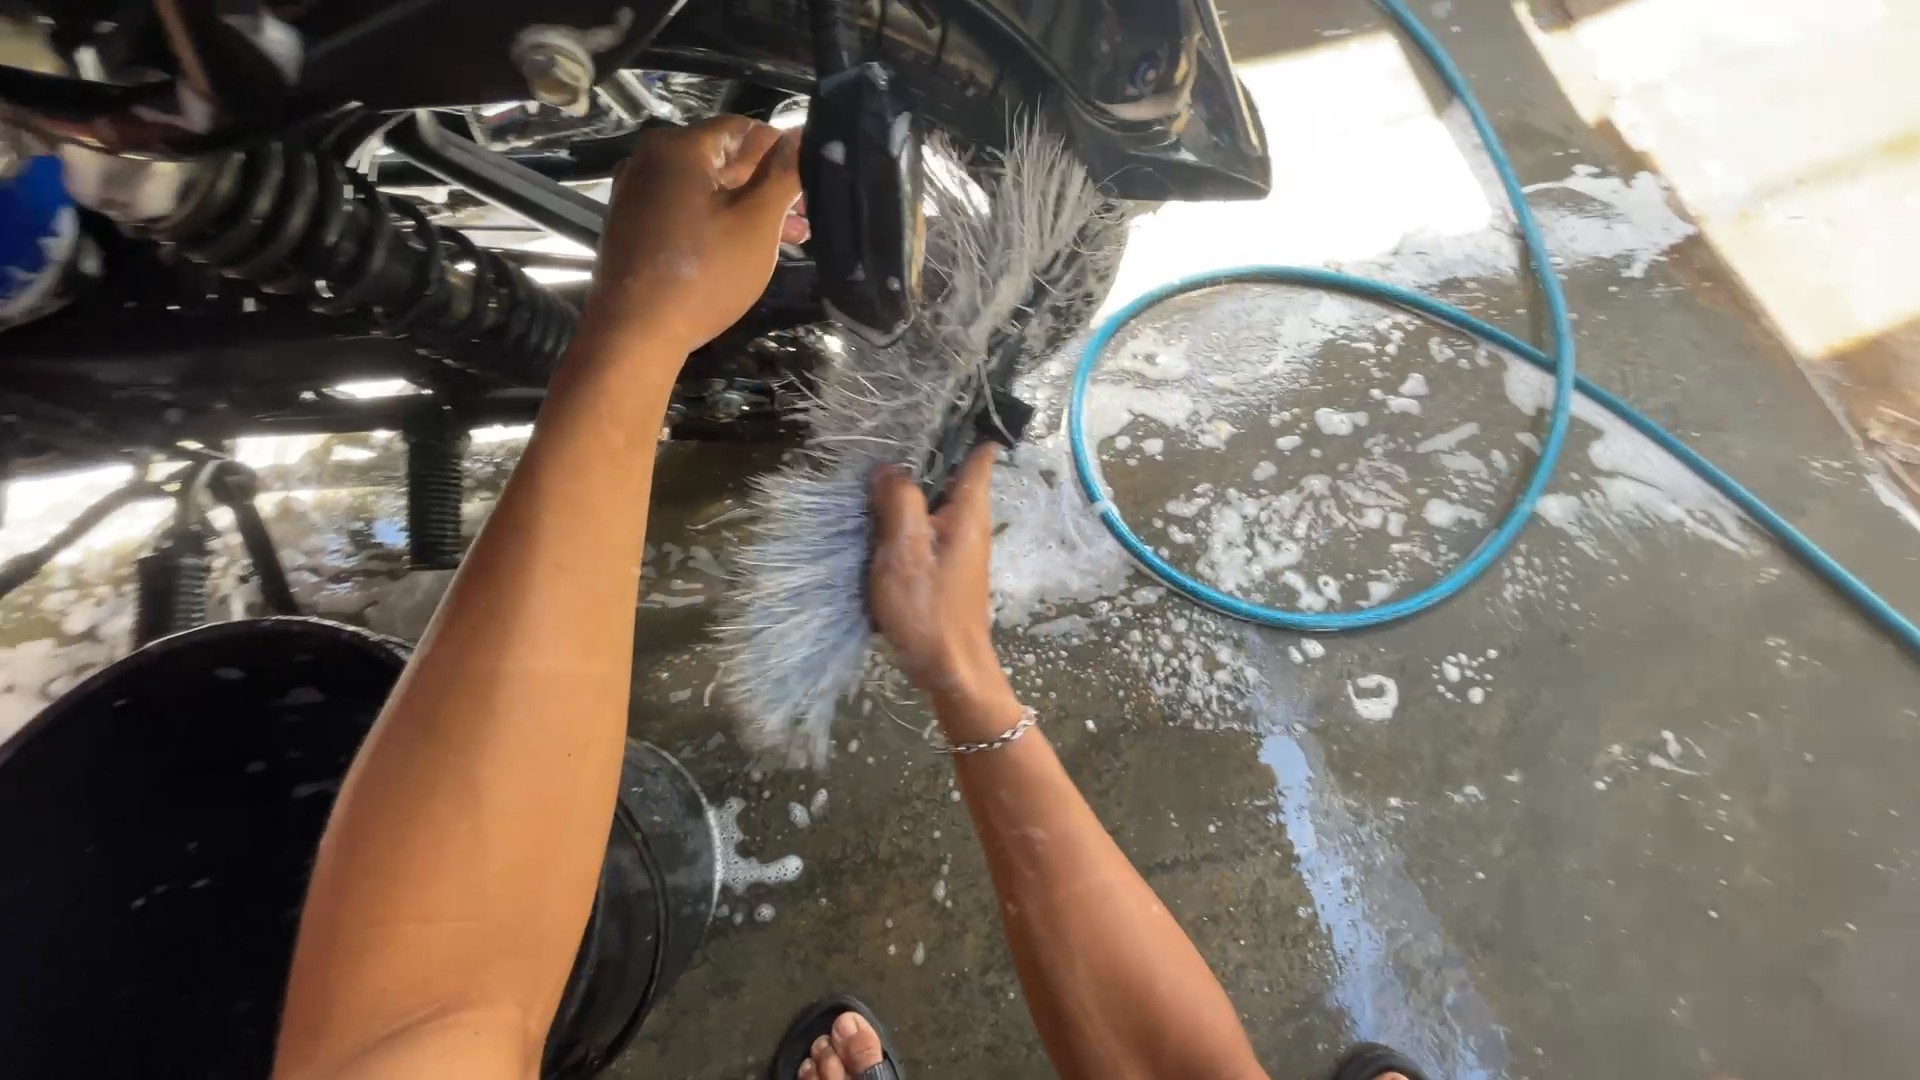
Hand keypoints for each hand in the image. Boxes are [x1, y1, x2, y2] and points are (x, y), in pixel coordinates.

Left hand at [582, 114, 807, 355]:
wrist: (636, 331)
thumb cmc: (704, 274)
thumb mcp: (756, 223)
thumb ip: (783, 175)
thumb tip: (802, 136)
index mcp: (679, 147)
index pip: (743, 128)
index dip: (782, 147)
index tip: (812, 173)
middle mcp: (651, 160)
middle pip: (723, 160)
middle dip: (768, 185)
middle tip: (807, 213)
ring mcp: (639, 194)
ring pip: (707, 190)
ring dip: (749, 208)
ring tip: (790, 238)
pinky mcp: (636, 227)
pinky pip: (687, 211)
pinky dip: (720, 222)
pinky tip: (745, 247)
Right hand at [868, 446, 1014, 718]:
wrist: (950, 668)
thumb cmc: (930, 608)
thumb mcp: (905, 550)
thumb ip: (899, 501)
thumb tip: (889, 469)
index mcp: (970, 510)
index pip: (980, 452)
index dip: (964, 425)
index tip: (932, 407)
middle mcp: (971, 521)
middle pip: (951, 472)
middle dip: (921, 455)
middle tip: (880, 441)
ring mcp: (959, 545)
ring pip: (934, 501)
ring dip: (907, 489)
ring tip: (870, 475)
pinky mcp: (945, 565)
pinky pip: (926, 527)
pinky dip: (905, 518)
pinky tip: (877, 520)